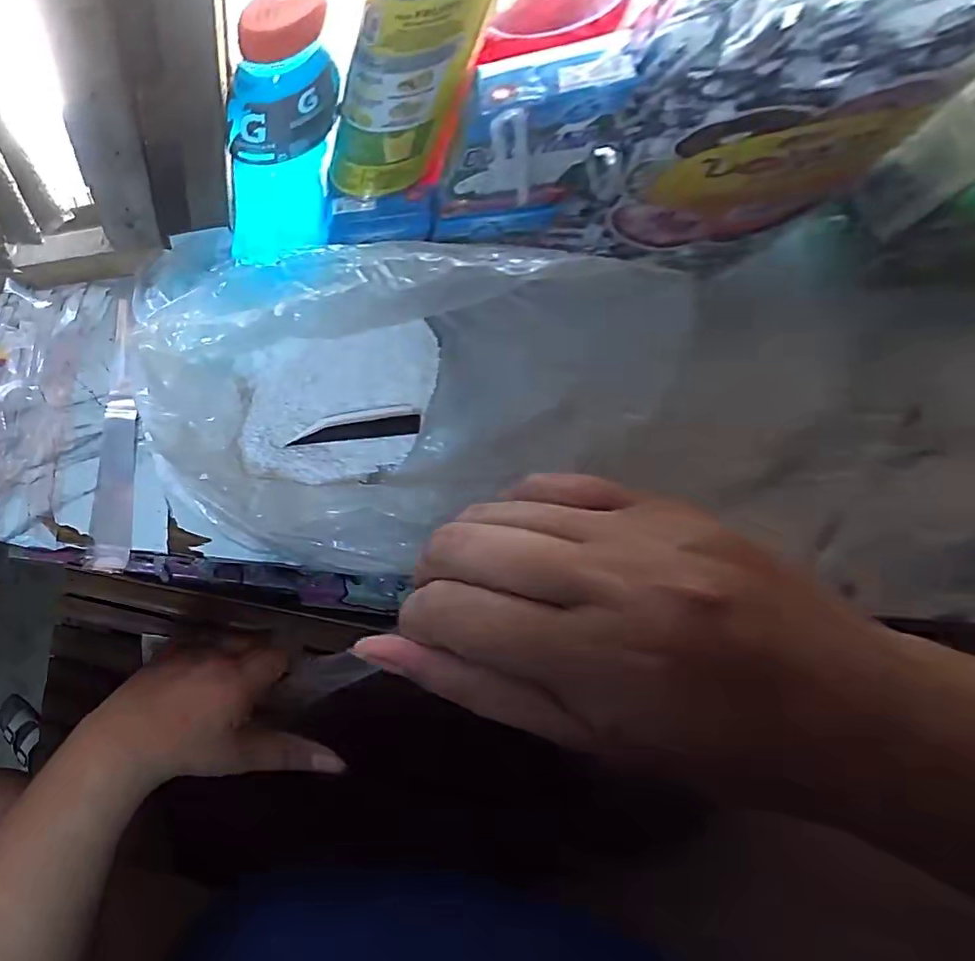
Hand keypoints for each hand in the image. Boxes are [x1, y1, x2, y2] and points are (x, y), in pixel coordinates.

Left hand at [69, 645, 345, 793]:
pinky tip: (200, 679)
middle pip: (250, 642)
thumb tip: (339, 762)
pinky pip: (195, 643)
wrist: (128, 735)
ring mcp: (186, 648)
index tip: (293, 683)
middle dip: (263, 658)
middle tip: (267, 689)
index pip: (277, 652)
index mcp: (239, 674)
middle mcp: (215, 652)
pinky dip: (206, 654)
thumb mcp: (241, 755)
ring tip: (234, 685)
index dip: (289, 664)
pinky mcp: (164, 652)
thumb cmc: (189, 747)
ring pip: (222, 640)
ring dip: (234, 654)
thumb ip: (289, 752)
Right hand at [351, 474, 908, 798]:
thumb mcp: (579, 737)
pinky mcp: (661, 503)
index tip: (432, 638)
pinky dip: (513, 509)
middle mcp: (612, 579)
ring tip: (492, 576)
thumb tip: (372, 647)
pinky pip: (544, 481)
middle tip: (455, 606)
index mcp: (595, 654)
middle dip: (430, 576)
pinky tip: (531, 542)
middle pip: (454, 545)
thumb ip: (467, 686)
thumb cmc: (707, 746)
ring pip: (488, 509)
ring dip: (466, 544)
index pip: (445, 611)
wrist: (856, 710)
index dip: (418, 624)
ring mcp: (640, 530)